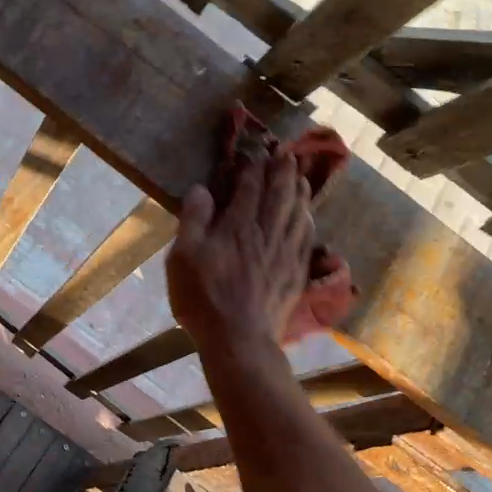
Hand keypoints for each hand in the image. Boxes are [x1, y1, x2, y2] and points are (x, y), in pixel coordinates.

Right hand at [167, 152, 312, 354]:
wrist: (239, 339)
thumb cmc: (203, 298)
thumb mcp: (183, 257)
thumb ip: (193, 220)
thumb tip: (203, 189)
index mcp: (238, 226)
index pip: (250, 187)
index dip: (253, 167)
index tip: (255, 153)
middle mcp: (267, 233)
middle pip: (280, 194)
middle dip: (283, 171)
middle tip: (286, 154)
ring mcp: (286, 253)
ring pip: (298, 212)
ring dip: (300, 191)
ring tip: (301, 176)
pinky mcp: (296, 273)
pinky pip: (307, 237)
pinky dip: (308, 219)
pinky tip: (308, 215)